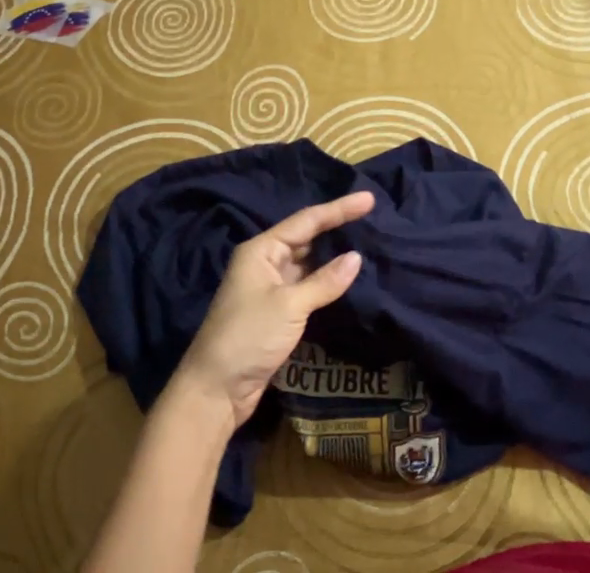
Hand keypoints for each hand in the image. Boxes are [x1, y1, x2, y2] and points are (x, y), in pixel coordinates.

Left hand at [173, 192, 374, 427]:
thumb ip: (324, 281)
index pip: (306, 221)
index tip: (369, 199)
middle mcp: (265, 263)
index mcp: (261, 250)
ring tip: (369, 243)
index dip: (339, 209)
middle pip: (307, 238)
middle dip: (337, 229)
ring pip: (309, 264)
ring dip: (335, 256)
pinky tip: (349, 278)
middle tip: (373, 218)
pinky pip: (308, 287)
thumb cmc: (247, 337)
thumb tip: (357, 257)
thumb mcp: (289, 306)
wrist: (216, 390)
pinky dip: (328, 282)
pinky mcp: (277, 312)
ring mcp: (271, 288)